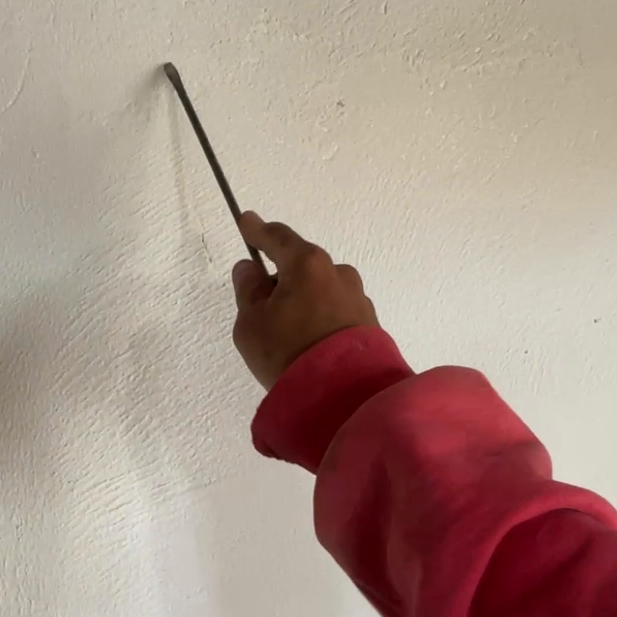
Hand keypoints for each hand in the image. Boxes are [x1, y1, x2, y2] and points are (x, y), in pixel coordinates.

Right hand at [231, 212, 377, 388]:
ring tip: (288, 335)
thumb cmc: (287, 353)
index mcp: (306, 265)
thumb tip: (249, 269)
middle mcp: (337, 273)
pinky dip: (320, 319)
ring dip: (304, 301)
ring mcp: (357, 297)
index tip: (246, 221)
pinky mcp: (369, 323)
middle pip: (302, 266)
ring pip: (321, 290)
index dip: (258, 231)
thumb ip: (248, 291)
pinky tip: (310, 344)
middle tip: (263, 305)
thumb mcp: (251, 325)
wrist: (341, 395)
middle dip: (282, 278)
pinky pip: (335, 312)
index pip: (278, 238)